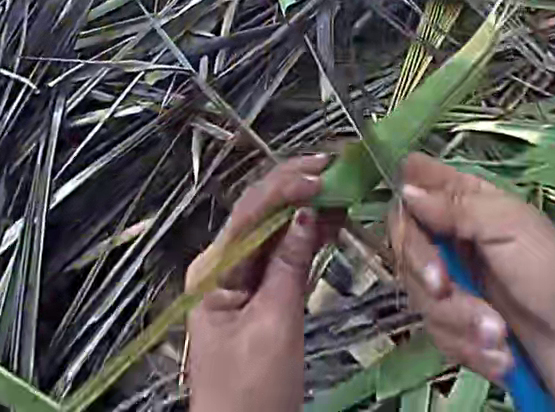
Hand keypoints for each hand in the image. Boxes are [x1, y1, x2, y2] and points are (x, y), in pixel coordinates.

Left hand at [184, 154, 341, 411]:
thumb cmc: (253, 394)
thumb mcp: (275, 326)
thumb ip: (289, 264)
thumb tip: (307, 211)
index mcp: (214, 268)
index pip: (250, 211)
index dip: (285, 186)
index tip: (321, 174)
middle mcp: (223, 263)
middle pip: (261, 211)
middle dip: (296, 185)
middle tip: (334, 165)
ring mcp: (241, 276)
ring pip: (275, 227)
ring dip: (306, 204)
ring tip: (339, 182)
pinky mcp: (260, 290)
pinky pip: (283, 250)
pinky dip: (308, 232)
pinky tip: (332, 216)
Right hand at [389, 154, 554, 411]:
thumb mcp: (509, 229)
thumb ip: (455, 207)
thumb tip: (405, 189)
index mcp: (467, 199)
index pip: (414, 181)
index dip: (405, 199)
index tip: (415, 225)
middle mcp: (453, 234)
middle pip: (404, 240)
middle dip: (425, 272)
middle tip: (445, 288)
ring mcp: (454, 280)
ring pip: (418, 292)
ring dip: (457, 320)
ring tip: (498, 336)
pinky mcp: (459, 324)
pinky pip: (436, 332)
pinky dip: (467, 347)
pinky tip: (500, 354)